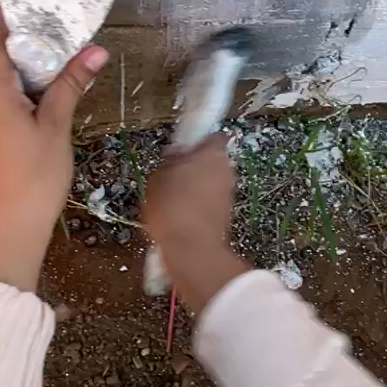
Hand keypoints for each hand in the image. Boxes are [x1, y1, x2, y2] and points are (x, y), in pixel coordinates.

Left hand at [0, 0, 107, 293]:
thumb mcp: (56, 129)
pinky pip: (4, 106)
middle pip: (2, 63)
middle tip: (50, 21)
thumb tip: (96, 50)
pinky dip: (24, 95)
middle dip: (24, 43)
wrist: (2, 236)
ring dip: (28, 72)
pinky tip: (47, 100)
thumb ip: (71, 86)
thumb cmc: (32, 178)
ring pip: (5, 87)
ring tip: (61, 58)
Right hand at [144, 141, 251, 311]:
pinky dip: (198, 207)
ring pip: (211, 184)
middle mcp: (226, 171)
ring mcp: (228, 195)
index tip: (181, 150)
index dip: (196, 142)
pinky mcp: (225, 217)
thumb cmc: (171, 206)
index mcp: (212, 153)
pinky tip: (179, 217)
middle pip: (211, 161)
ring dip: (196, 188)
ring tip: (172, 200)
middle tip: (172, 175)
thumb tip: (175, 158)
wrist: (191, 249)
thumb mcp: (157, 178)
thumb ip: (168, 163)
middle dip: (195, 167)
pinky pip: (209, 204)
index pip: (211, 137)